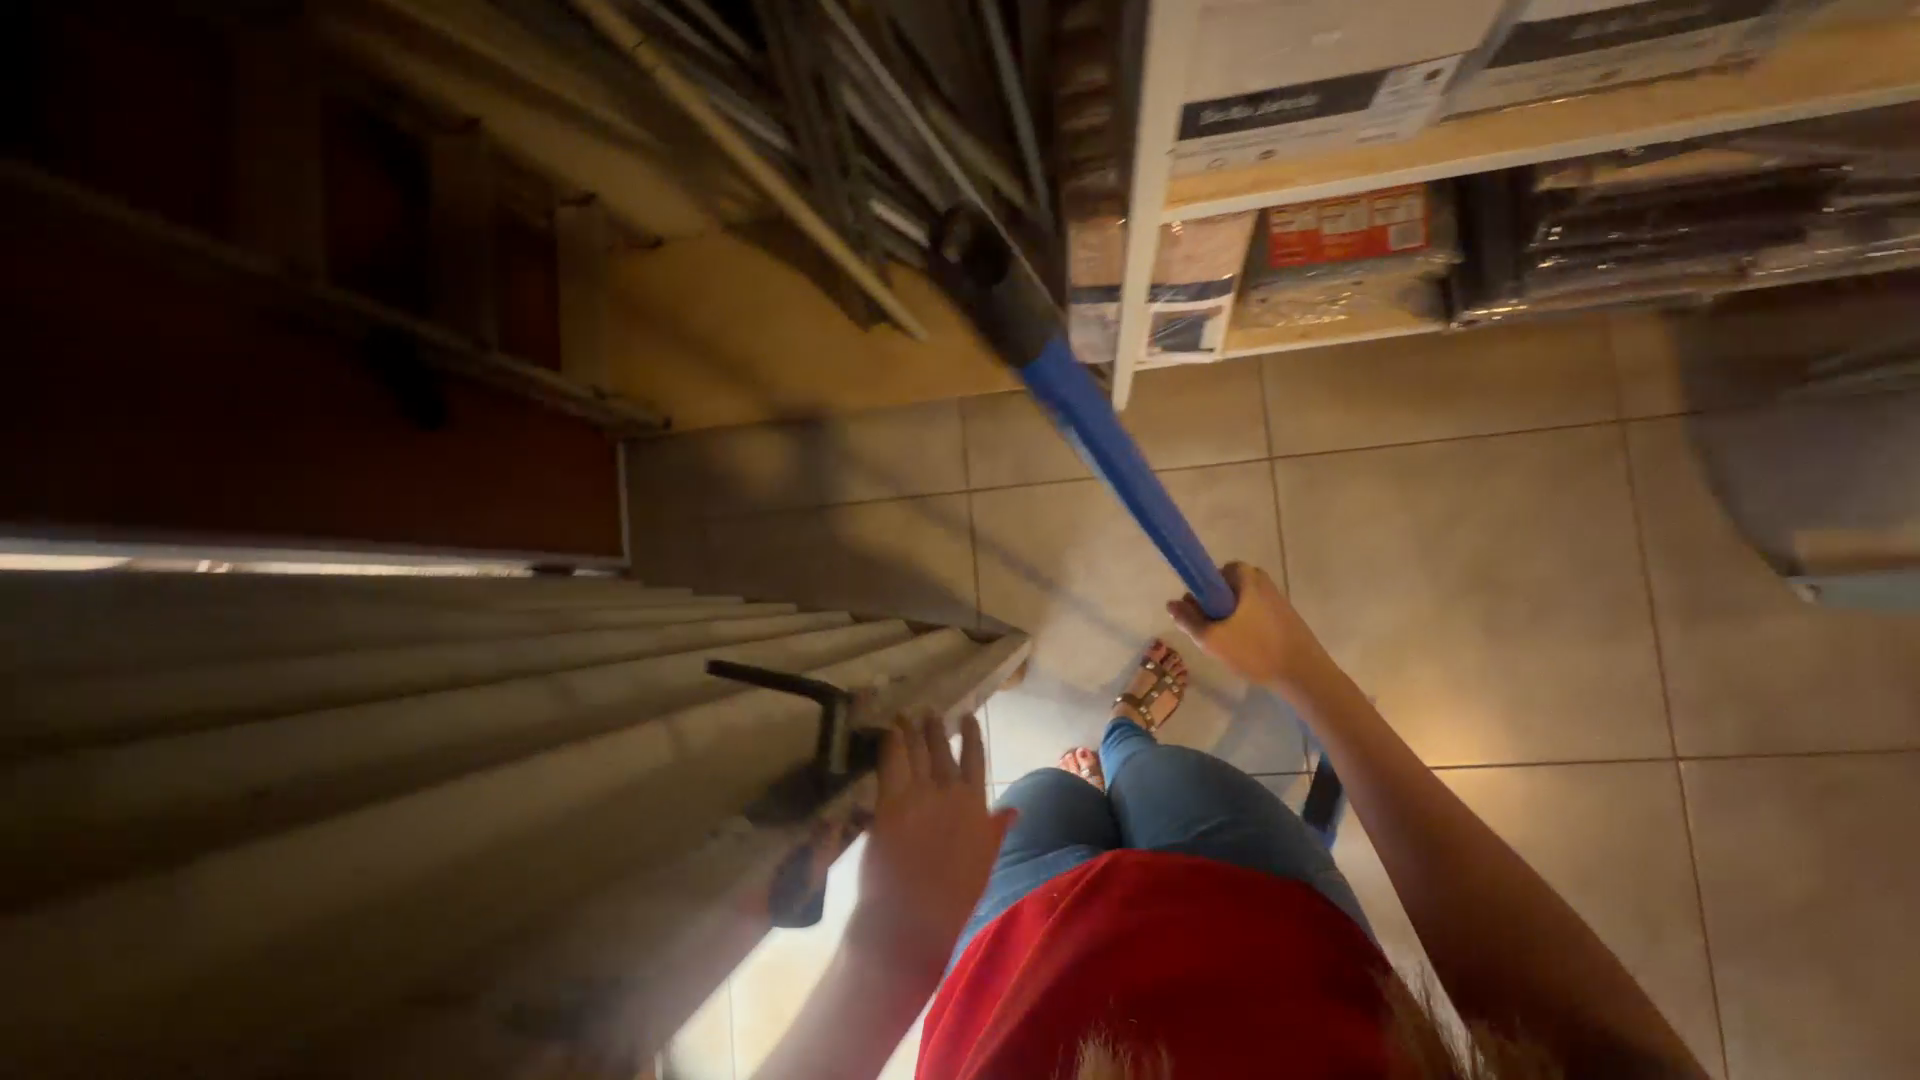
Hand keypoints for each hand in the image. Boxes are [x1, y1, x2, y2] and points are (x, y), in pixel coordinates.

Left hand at [850, 711, 1014, 976]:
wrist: (915, 917)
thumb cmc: (954, 897)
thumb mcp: (985, 860)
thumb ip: (996, 830)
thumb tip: (1014, 810)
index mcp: (976, 807)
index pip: (975, 761)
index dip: (971, 737)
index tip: (968, 717)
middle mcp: (949, 793)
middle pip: (942, 751)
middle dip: (936, 729)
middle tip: (931, 711)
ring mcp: (919, 794)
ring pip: (917, 752)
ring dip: (913, 731)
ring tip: (909, 714)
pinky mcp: (890, 801)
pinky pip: (892, 763)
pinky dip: (892, 744)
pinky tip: (890, 731)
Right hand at [1167, 562, 1335, 695]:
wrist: (1303, 674)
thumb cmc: (1254, 651)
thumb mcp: (1211, 638)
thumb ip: (1188, 620)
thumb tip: (1171, 604)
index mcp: (1246, 577)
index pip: (1213, 572)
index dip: (1201, 591)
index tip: (1198, 614)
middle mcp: (1262, 581)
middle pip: (1226, 587)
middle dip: (1214, 606)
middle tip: (1210, 631)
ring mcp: (1276, 599)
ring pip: (1240, 603)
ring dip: (1229, 619)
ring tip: (1227, 644)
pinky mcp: (1284, 616)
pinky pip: (1254, 613)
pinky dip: (1245, 626)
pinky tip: (1245, 649)